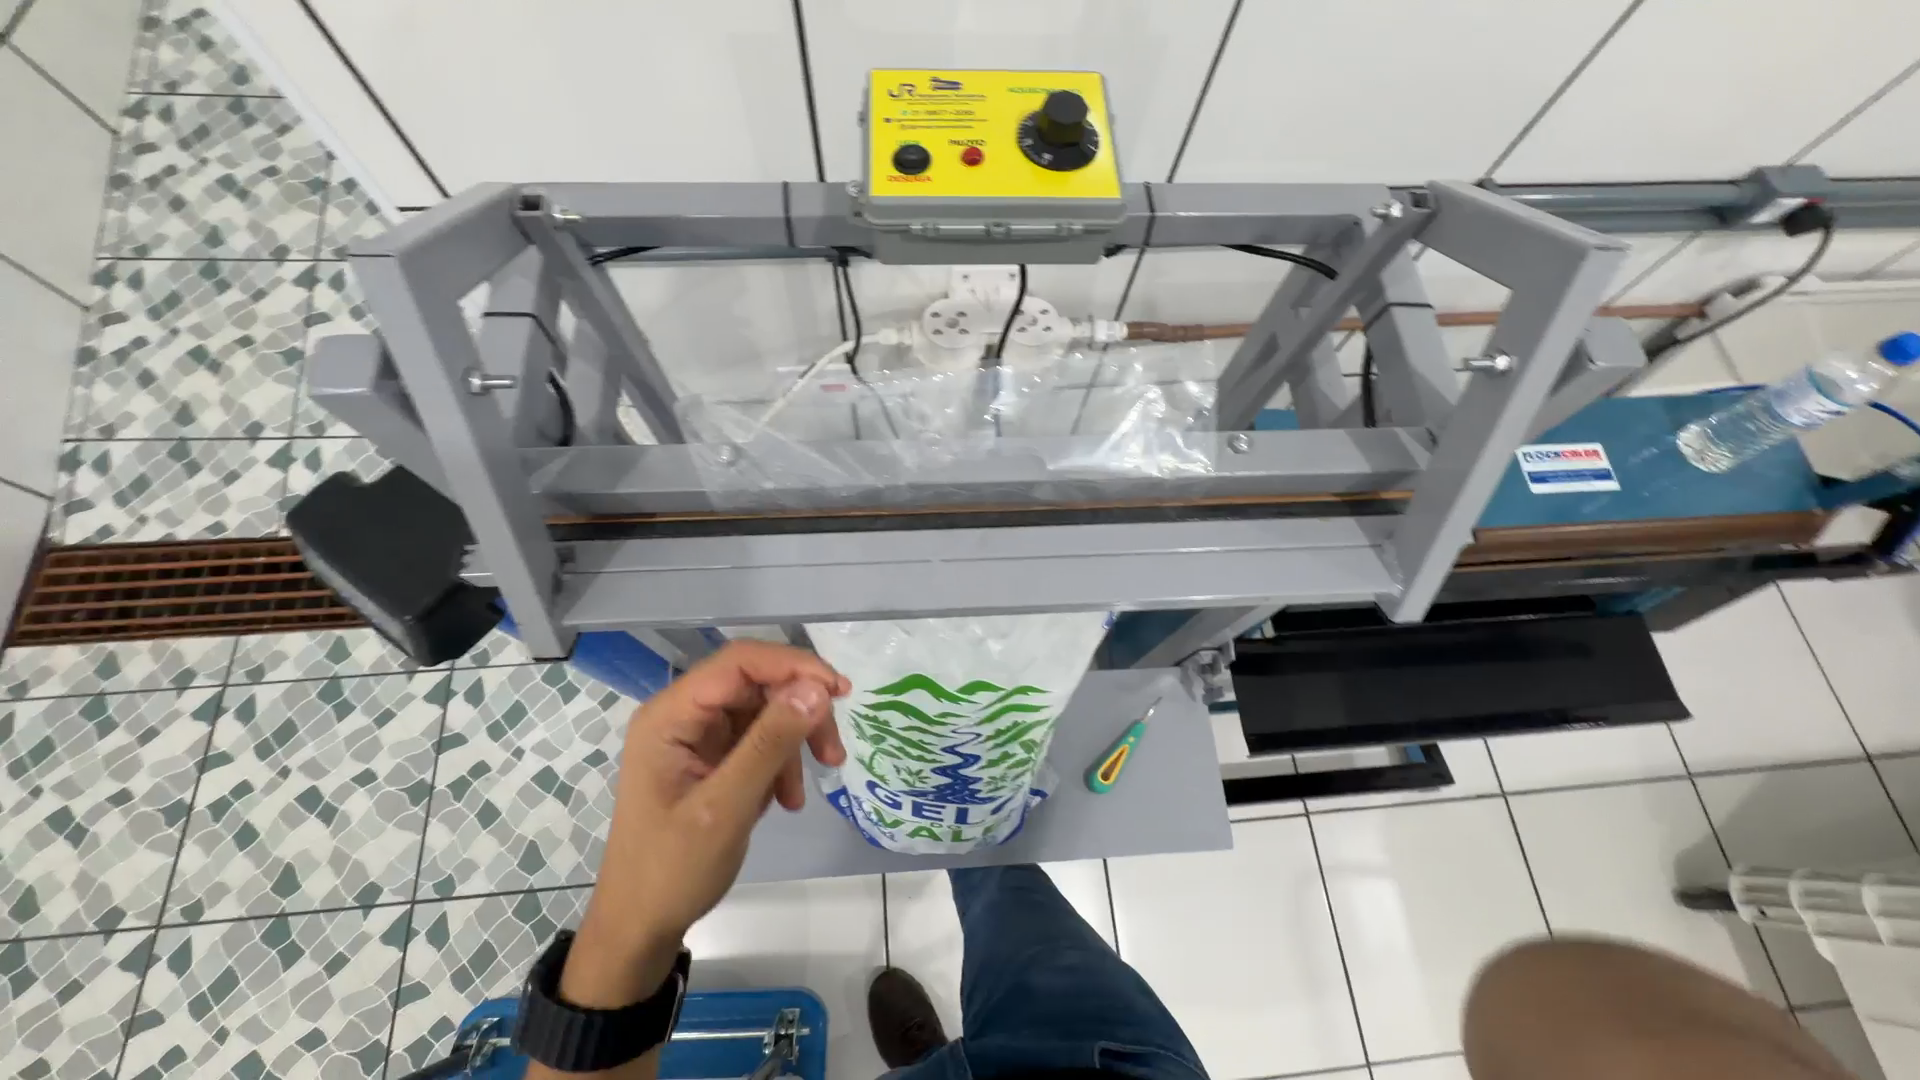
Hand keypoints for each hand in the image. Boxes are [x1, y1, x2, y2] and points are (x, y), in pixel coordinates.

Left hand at [560, 641, 849, 1009]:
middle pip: (757, 686)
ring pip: (764, 713)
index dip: (793, 666)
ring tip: (803, 793)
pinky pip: (759, 742)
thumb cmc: (672, 869)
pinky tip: (784, 801)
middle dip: (800, 713)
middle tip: (833, 752)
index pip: (739, 663)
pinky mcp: (711, 760)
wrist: (641, 926)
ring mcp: (697, 738)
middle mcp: (683, 715)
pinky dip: (781, 765)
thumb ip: (770, 743)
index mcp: (670, 715)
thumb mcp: (726, 807)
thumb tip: (816, 689)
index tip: (839, 692)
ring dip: (794, 744)